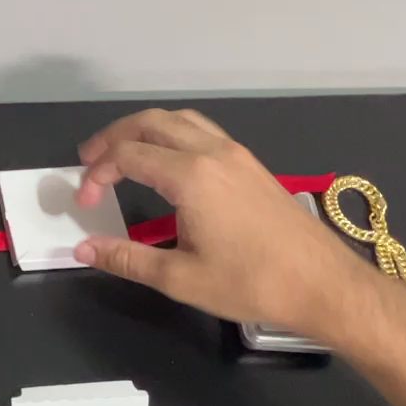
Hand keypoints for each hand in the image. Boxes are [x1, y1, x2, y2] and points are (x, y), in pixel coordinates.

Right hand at [73, 108, 369, 336]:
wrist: (322, 284)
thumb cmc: (249, 283)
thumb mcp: (177, 278)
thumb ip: (125, 259)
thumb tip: (83, 249)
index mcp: (191, 177)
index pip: (127, 156)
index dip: (95, 175)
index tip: (83, 204)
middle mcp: (213, 154)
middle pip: (151, 122)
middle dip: (113, 138)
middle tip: (87, 161)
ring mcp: (236, 156)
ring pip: (180, 121)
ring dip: (143, 131)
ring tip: (120, 155)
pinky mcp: (250, 166)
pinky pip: (202, 132)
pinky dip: (171, 136)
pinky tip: (164, 163)